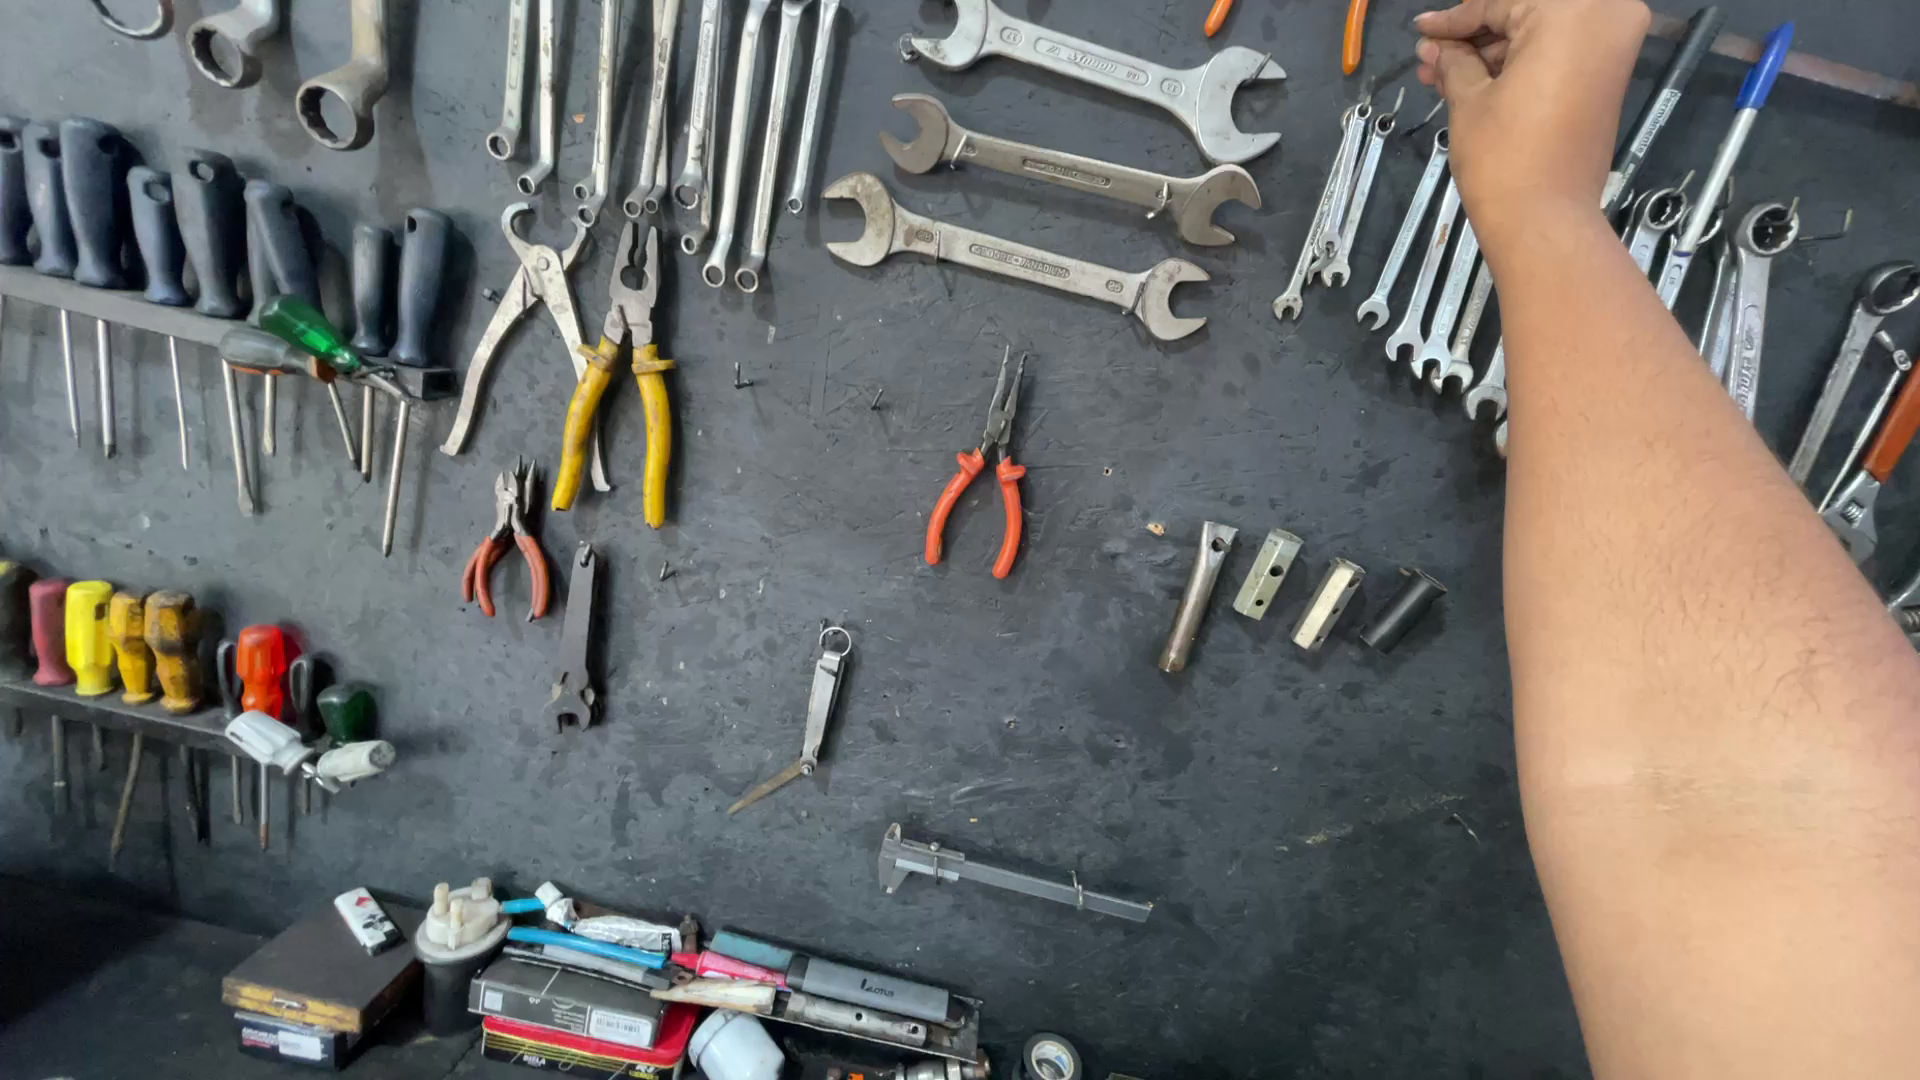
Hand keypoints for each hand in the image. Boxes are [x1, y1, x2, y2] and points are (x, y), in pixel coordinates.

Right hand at [1414, 0, 1650, 241]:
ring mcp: (1612, 41)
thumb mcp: (1470, 103)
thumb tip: (1434, 45)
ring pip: (1541, 30)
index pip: (1502, 1)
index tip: (1421, 29)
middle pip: (1527, 10)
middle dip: (1475, 34)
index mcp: (1573, 10)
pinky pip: (1557, 49)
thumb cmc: (1501, 157)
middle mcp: (1605, 12)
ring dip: (1492, 49)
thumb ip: (1455, 63)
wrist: (1542, 215)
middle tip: (1429, 56)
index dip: (1454, 18)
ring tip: (1440, 73)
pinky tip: (1473, 78)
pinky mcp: (1606, 70)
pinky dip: (1518, 61)